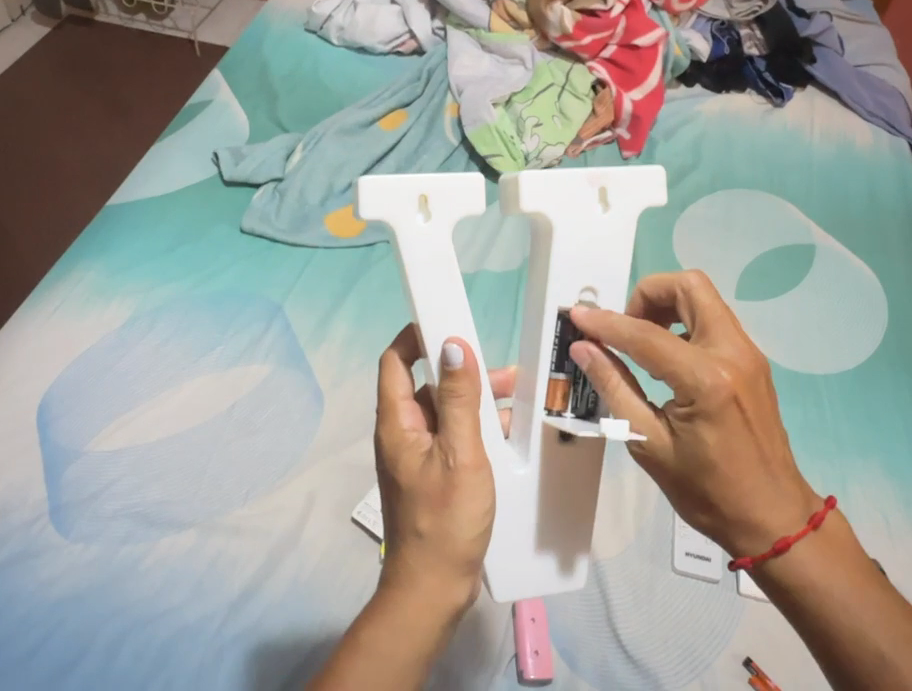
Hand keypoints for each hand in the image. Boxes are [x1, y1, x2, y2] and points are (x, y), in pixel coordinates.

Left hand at [373, 326, 510, 616]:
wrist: (432, 590)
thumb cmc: (445, 520)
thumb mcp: (461, 454)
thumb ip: (459, 399)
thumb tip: (452, 344)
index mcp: (397, 423)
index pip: (395, 361)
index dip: (416, 336)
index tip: (448, 322)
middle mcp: (402, 434)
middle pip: (426, 384)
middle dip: (462, 372)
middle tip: (504, 373)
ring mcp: (417, 457)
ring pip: (444, 412)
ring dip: (475, 402)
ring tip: (516, 400)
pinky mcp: (432, 476)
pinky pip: (453, 438)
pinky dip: (476, 430)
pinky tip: (509, 434)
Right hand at [569, 271, 820, 556]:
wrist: (774, 518)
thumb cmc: (708, 492)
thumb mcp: (649, 445)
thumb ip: (615, 388)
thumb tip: (584, 348)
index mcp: (706, 380)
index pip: (645, 334)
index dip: (605, 323)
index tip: (576, 316)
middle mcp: (733, 353)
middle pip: (689, 286)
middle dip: (647, 295)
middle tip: (624, 328)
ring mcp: (748, 354)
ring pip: (704, 298)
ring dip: (668, 306)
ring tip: (641, 343)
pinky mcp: (753, 362)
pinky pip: (714, 321)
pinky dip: (685, 323)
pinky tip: (666, 359)